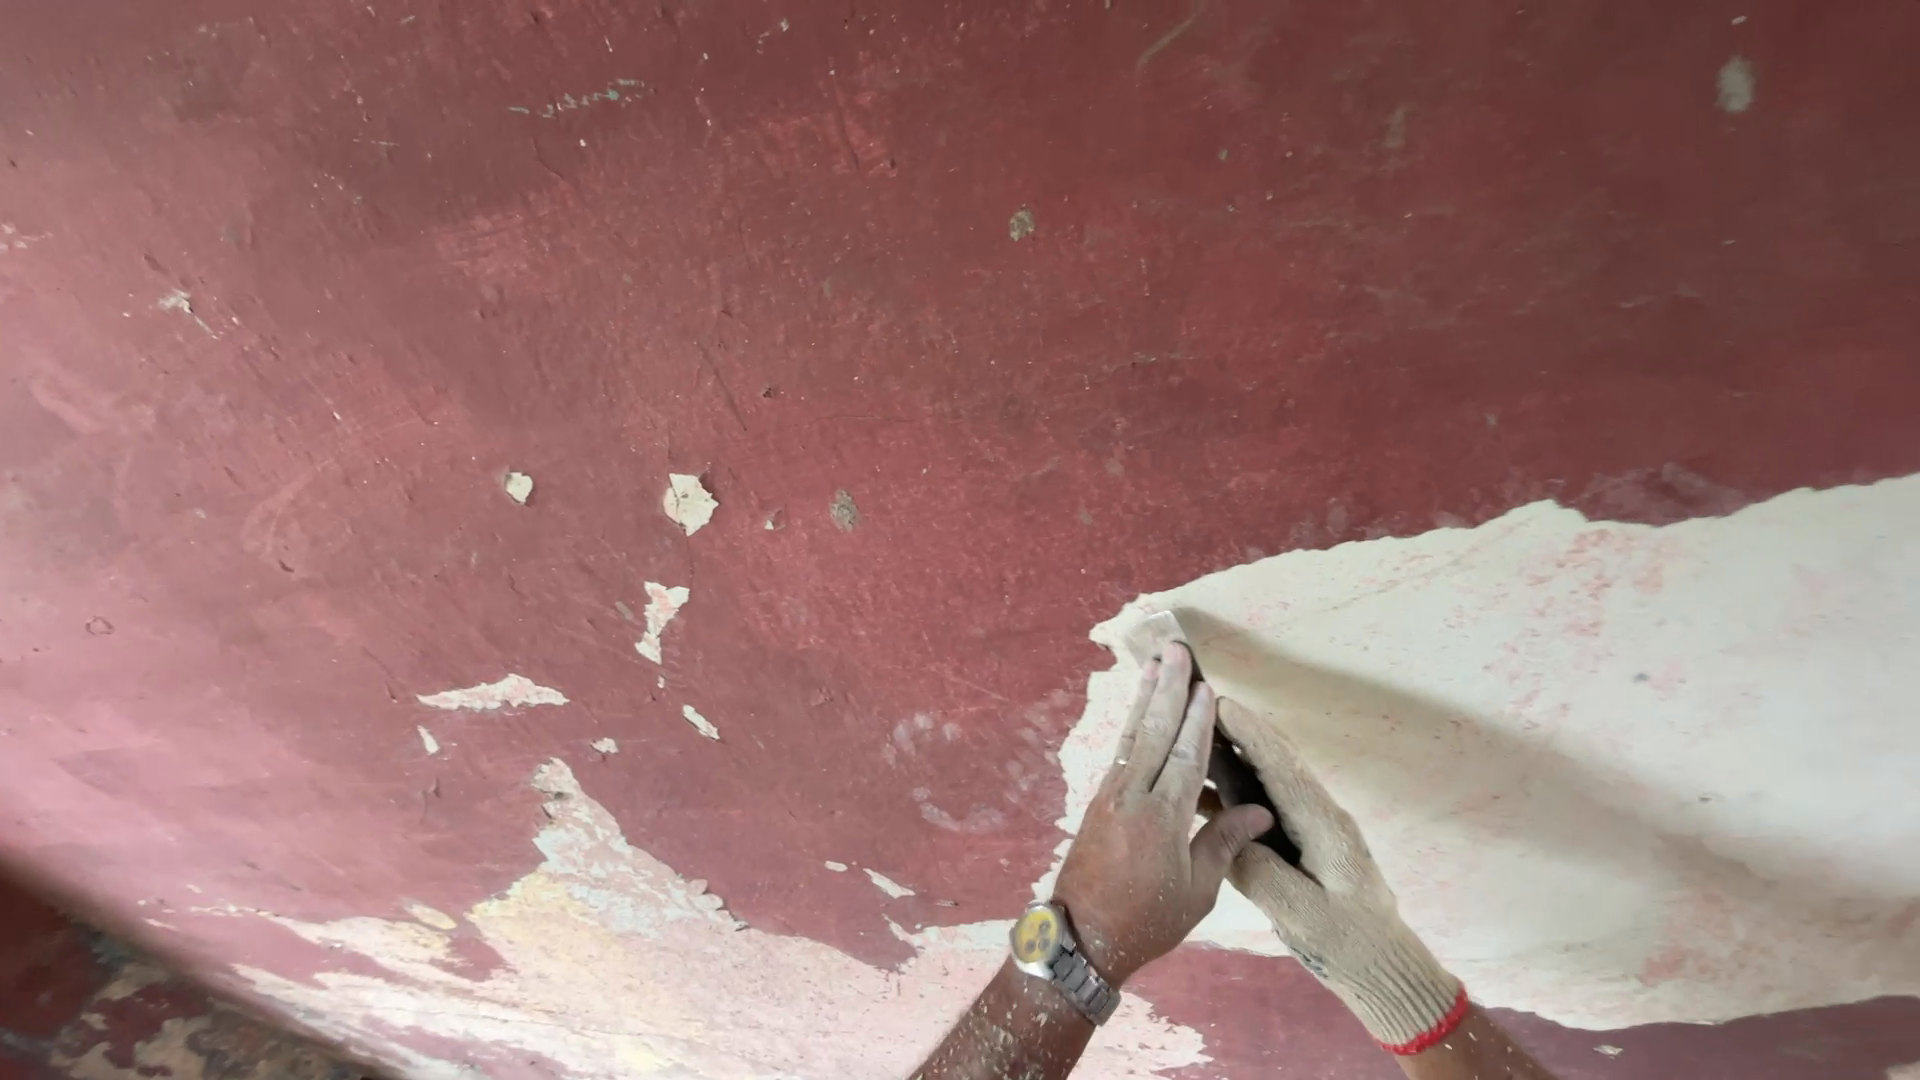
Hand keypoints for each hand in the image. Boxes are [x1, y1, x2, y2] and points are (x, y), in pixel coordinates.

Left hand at [1051, 644, 1274, 984]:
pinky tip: (1138, 709)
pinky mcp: (1100, 797)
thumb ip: (1224, 842)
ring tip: (1154, 664)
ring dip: (1144, 696)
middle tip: (1175, 650)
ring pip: (1132, 735)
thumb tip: (1260, 810)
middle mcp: (1133, 794)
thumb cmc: (1148, 917)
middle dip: (1166, 688)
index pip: (1186, 757)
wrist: (1084, 933)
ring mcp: (1111, 792)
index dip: (1197, 720)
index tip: (1206, 685)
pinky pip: (1120, 750)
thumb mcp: (1197, 890)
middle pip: (1154, 731)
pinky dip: (1132, 724)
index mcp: (1162, 817)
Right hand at [1217, 698, 1467, 1053]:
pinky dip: (1230, 788)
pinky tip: (1198, 790)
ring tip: (1189, 738)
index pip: (1281, 766)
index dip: (1249, 732)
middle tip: (1196, 707)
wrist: (1383, 972)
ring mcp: (1309, 825)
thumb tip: (1223, 835)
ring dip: (1231, 755)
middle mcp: (1317, 814)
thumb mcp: (1298, 913)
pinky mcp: (1299, 839)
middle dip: (1238, 729)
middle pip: (1275, 759)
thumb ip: (1258, 870)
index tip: (1218, 701)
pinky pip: (1261, 802)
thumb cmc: (1346, 944)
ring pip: (1266, 777)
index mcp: (1321, 825)